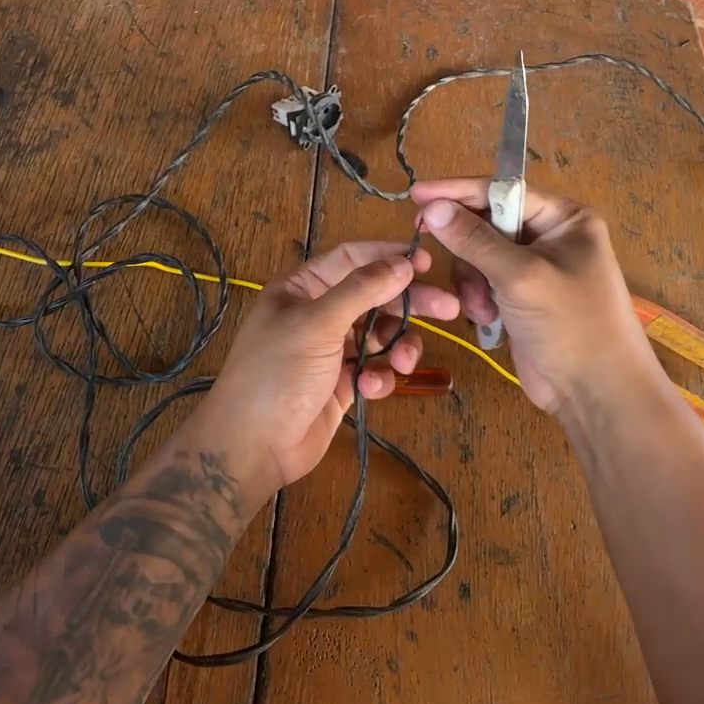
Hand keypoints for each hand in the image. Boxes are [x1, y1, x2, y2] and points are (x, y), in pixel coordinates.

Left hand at [201, 241, 457, 487]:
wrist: (254, 445)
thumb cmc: (277, 374)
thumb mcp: (316, 325)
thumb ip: (361, 290)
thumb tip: (404, 263)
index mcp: (301, 288)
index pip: (351, 258)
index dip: (388, 257)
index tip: (428, 263)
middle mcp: (317, 313)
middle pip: (374, 296)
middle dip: (409, 304)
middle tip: (450, 309)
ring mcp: (330, 349)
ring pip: (380, 334)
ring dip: (397, 347)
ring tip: (404, 363)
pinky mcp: (342, 382)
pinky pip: (374, 367)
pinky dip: (379, 376)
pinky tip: (369, 389)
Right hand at [412, 178, 654, 413]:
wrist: (596, 391)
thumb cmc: (570, 324)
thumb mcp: (519, 276)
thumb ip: (474, 240)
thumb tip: (432, 208)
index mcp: (563, 219)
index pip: (502, 191)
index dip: (457, 192)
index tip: (416, 195)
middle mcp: (550, 237)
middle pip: (486, 225)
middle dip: (468, 252)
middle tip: (447, 265)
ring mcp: (535, 270)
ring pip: (479, 257)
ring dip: (472, 282)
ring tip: (482, 309)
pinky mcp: (521, 299)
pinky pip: (483, 284)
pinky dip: (479, 299)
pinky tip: (488, 319)